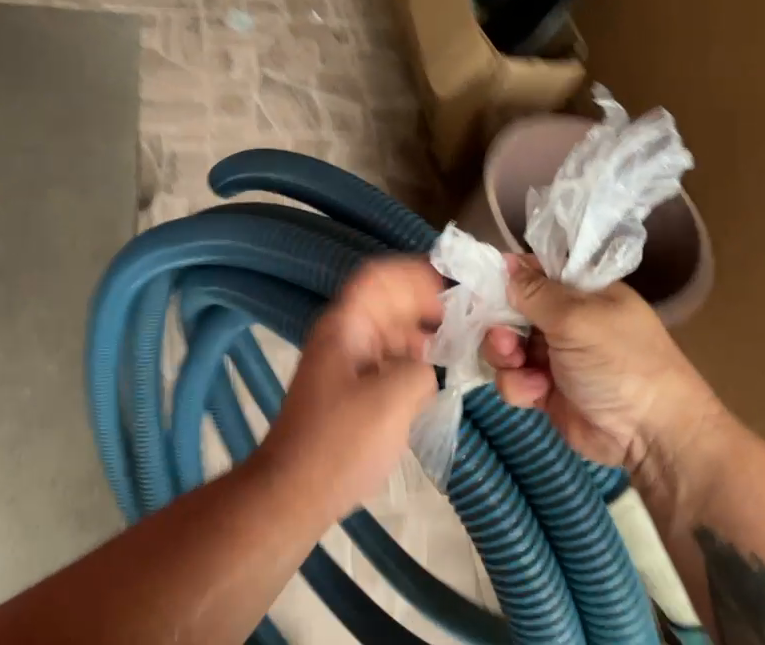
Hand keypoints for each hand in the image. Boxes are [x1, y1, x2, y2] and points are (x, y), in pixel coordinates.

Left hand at [255, 257, 442, 522]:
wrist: (294, 492)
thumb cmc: (340, 442)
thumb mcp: (392, 399)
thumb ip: (421, 370)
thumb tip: (427, 370)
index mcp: (345, 326)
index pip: (379, 277)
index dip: (416, 272)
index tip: (455, 284)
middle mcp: (343, 336)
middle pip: (387, 302)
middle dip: (426, 302)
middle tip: (470, 315)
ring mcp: (345, 364)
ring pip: (389, 332)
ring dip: (422, 331)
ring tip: (462, 342)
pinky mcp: (351, 391)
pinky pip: (386, 360)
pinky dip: (412, 359)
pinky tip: (437, 374)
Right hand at [482, 256, 732, 500]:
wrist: (652, 434)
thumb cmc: (620, 362)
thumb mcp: (577, 317)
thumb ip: (535, 291)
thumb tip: (505, 261)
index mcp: (581, 292)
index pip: (533, 272)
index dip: (506, 277)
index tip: (481, 285)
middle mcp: (565, 320)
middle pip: (510, 309)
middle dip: (498, 322)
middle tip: (503, 337)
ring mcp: (553, 356)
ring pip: (504, 345)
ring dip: (503, 355)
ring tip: (517, 364)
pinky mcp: (544, 391)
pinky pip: (512, 379)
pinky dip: (518, 386)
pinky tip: (537, 394)